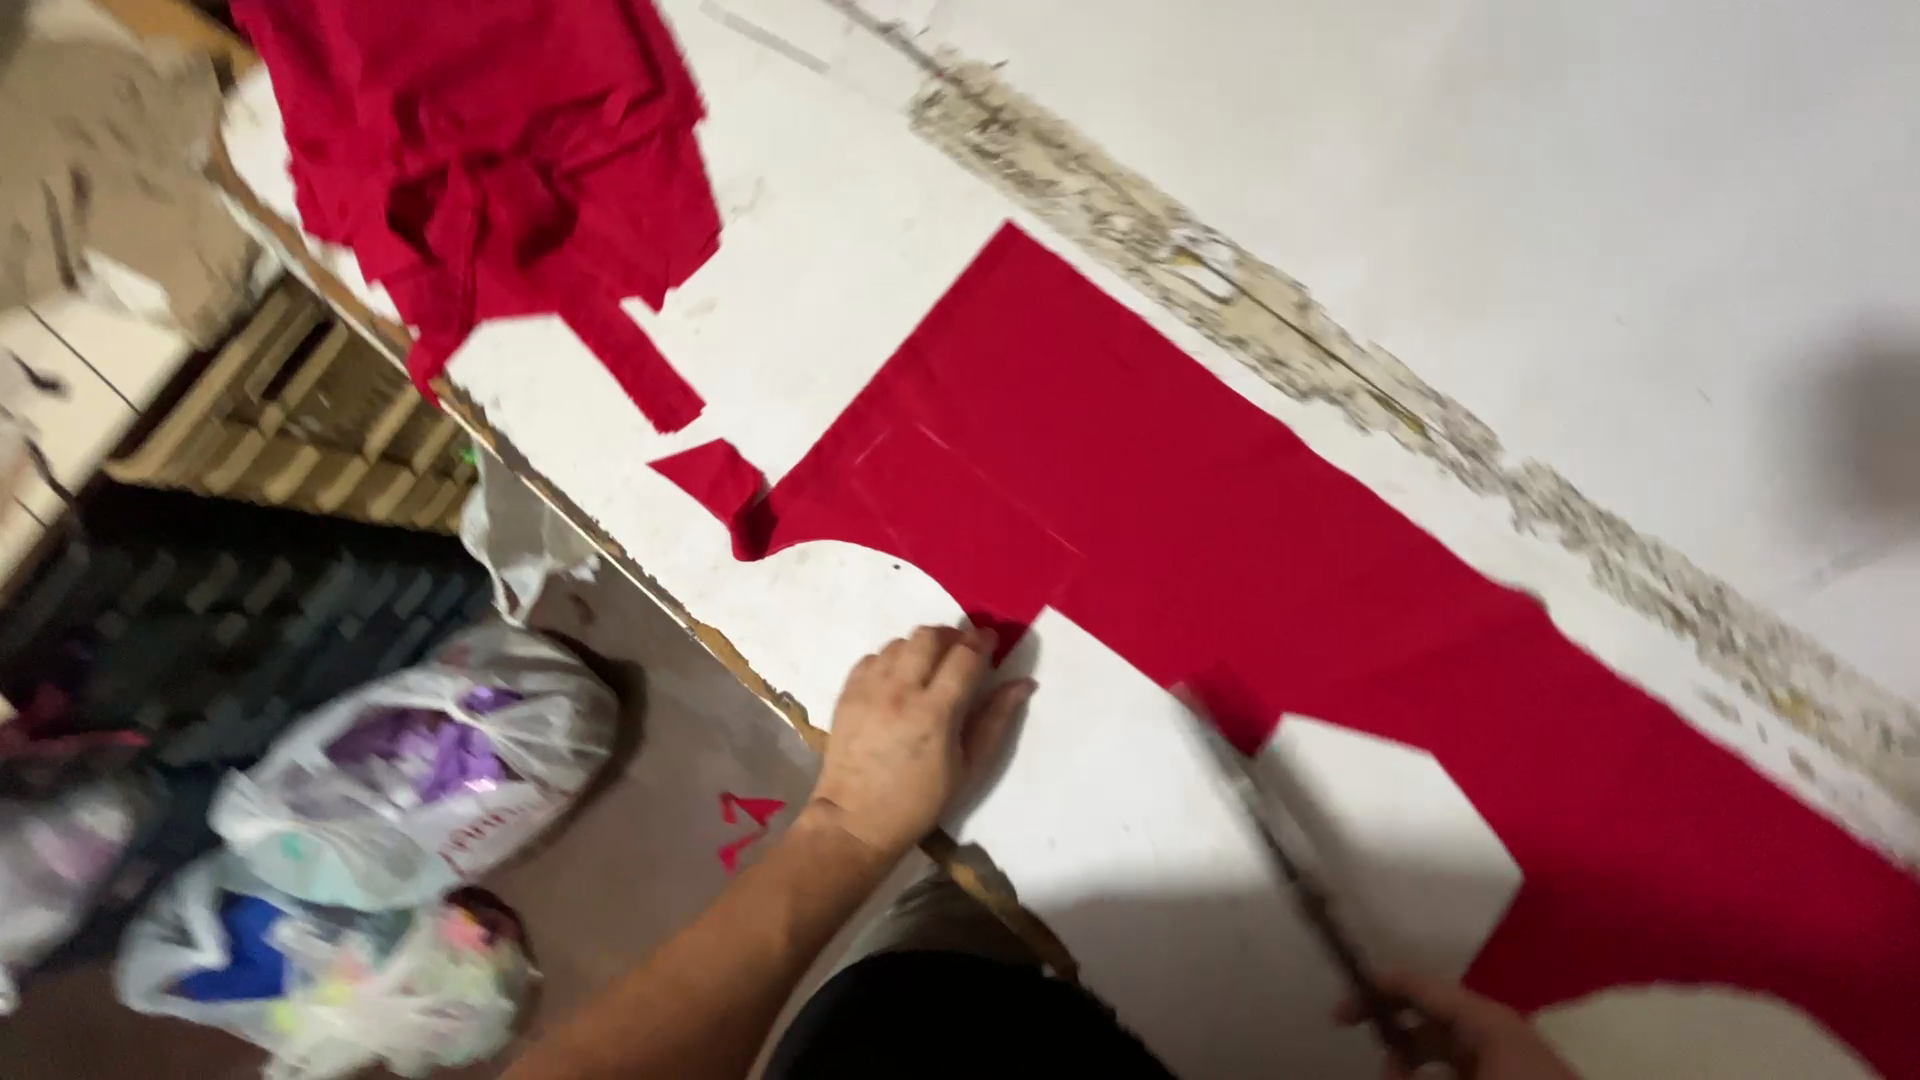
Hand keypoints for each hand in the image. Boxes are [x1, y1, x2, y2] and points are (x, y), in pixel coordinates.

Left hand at [808, 624, 1034, 861]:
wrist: (855, 821)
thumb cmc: (919, 801)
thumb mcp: (968, 767)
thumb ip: (995, 718)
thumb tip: (1024, 682)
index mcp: (935, 713)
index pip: (965, 656)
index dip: (983, 641)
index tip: (992, 639)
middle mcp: (899, 691)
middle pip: (929, 636)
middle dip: (951, 635)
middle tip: (962, 651)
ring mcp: (868, 689)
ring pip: (899, 641)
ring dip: (921, 646)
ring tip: (930, 666)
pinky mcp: (847, 692)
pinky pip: (873, 656)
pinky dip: (891, 659)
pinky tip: (898, 679)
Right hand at [1338, 973, 1580, 1079]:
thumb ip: (1413, 1071)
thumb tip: (1390, 1072)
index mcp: (1483, 1017)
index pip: (1417, 984)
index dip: (1374, 990)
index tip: (1340, 1014)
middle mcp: (1494, 1026)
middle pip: (1427, 1012)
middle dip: (1393, 1034)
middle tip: (1367, 1055)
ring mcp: (1508, 1053)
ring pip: (1444, 1043)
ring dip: (1414, 1060)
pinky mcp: (1515, 1073)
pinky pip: (1464, 1065)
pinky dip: (1438, 1072)